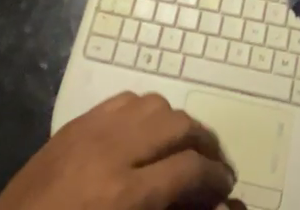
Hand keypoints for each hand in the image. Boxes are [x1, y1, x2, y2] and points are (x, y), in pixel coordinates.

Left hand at [0, 92, 235, 209]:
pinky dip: (144, 114)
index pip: (190, 169)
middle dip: (204, 143)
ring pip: (153, 104)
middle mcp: (112, 150)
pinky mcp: (73, 125)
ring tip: (181, 149)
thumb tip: (210, 203)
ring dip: (175, 125)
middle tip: (212, 166)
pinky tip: (144, 137)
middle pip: (178, 125)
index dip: (216, 178)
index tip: (225, 188)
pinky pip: (123, 101)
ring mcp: (90, 130)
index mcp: (124, 193)